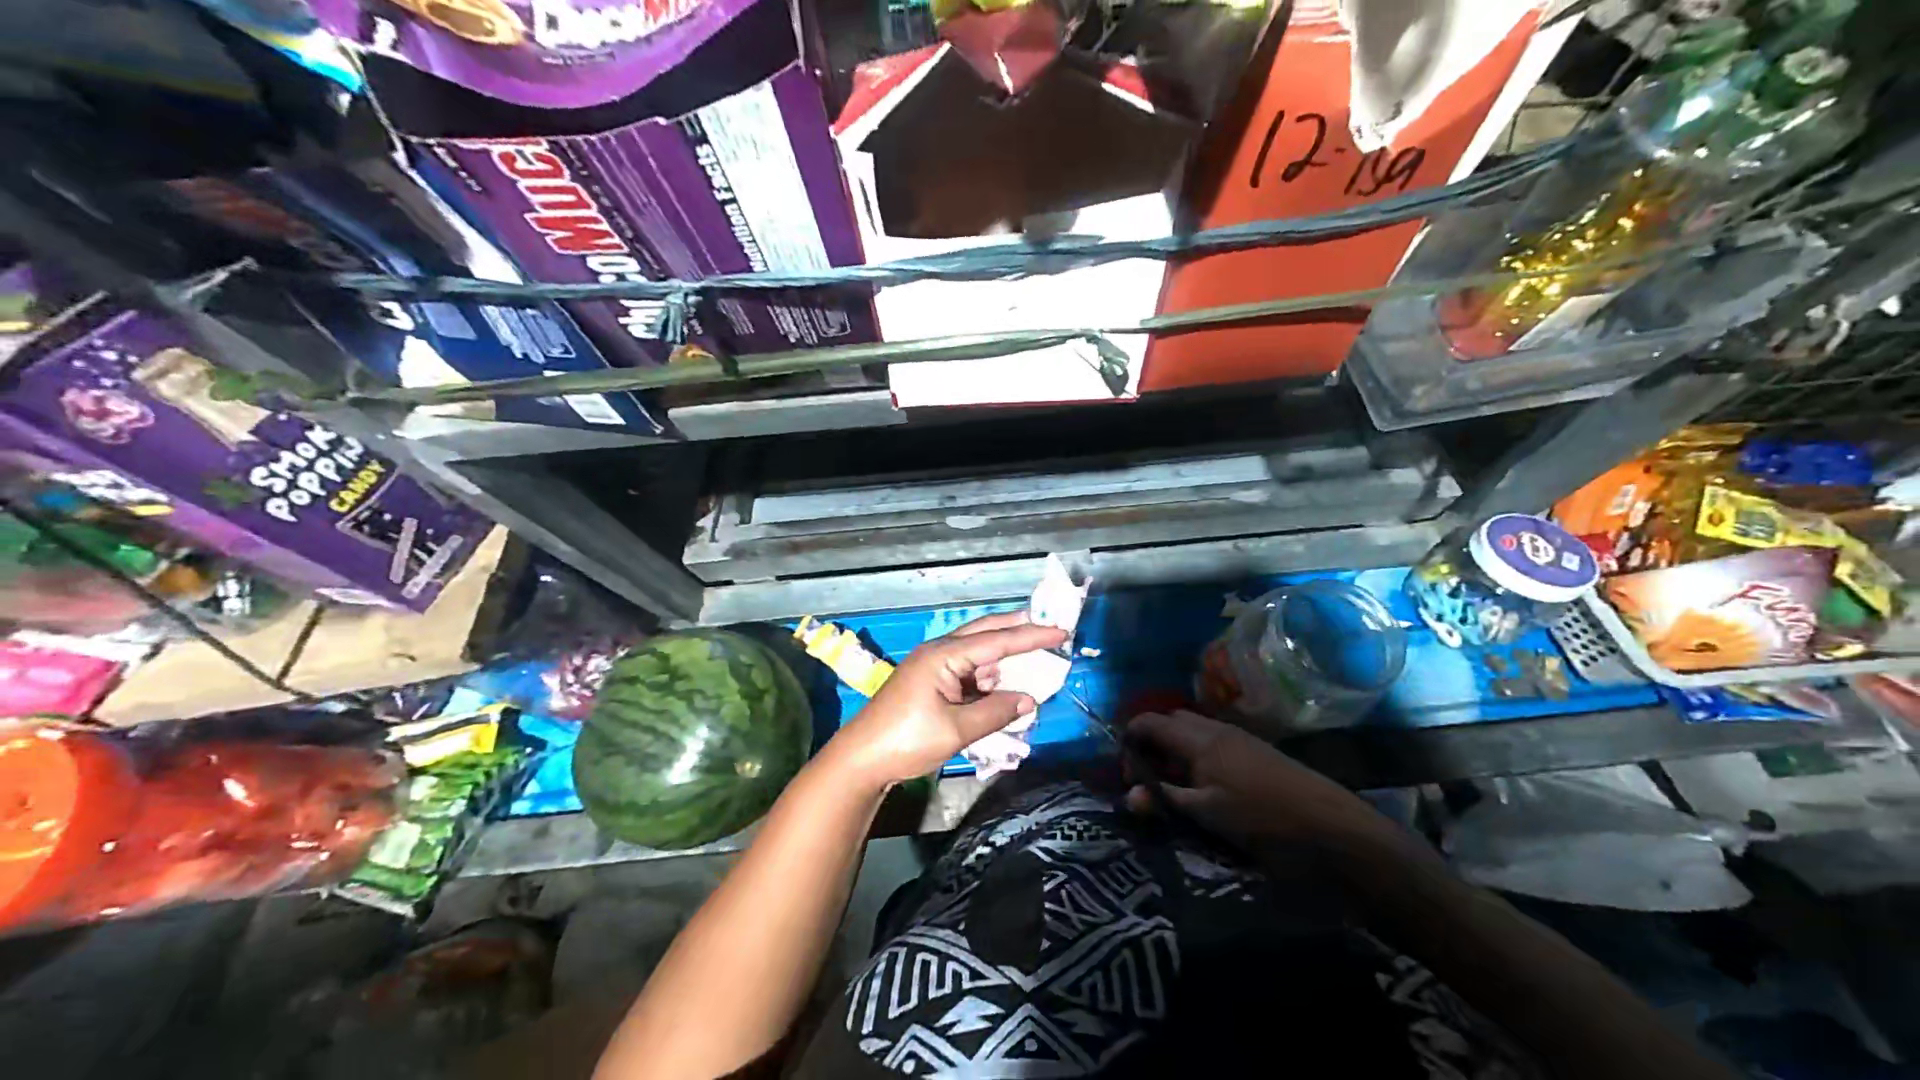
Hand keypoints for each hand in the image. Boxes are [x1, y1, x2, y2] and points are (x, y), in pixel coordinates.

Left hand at [825, 612, 1067, 789]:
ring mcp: (931, 667)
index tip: (1061, 631)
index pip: (996, 640)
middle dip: (1015, 630)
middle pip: (984, 633)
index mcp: (944, 655)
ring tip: (1032, 658)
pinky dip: (987, 676)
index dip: (1030, 636)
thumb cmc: (907, 740)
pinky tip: (1002, 687)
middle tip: (1048, 628)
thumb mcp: (957, 730)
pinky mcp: (928, 684)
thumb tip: (1029, 700)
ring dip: (1001, 656)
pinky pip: (966, 672)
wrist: (862, 759)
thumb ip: (996, 712)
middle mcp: (938, 653)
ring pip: (975, 653)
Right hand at [1123, 710, 1399, 851]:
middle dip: (1153, 742)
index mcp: (1198, 739)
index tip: (1125, 771)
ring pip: (1194, 730)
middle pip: (1172, 721)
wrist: (1330, 824)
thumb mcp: (1206, 813)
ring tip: (1176, 784)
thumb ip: (1165, 799)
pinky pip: (1214, 740)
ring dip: (1177, 748)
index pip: (1149, 722)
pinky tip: (1207, 784)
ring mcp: (1239, 737)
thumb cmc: (1260, 817)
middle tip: (1150, 777)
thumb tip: (1127, 795)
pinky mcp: (1256, 750)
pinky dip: (1198, 753)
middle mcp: (1216, 728)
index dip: (1129, 739)